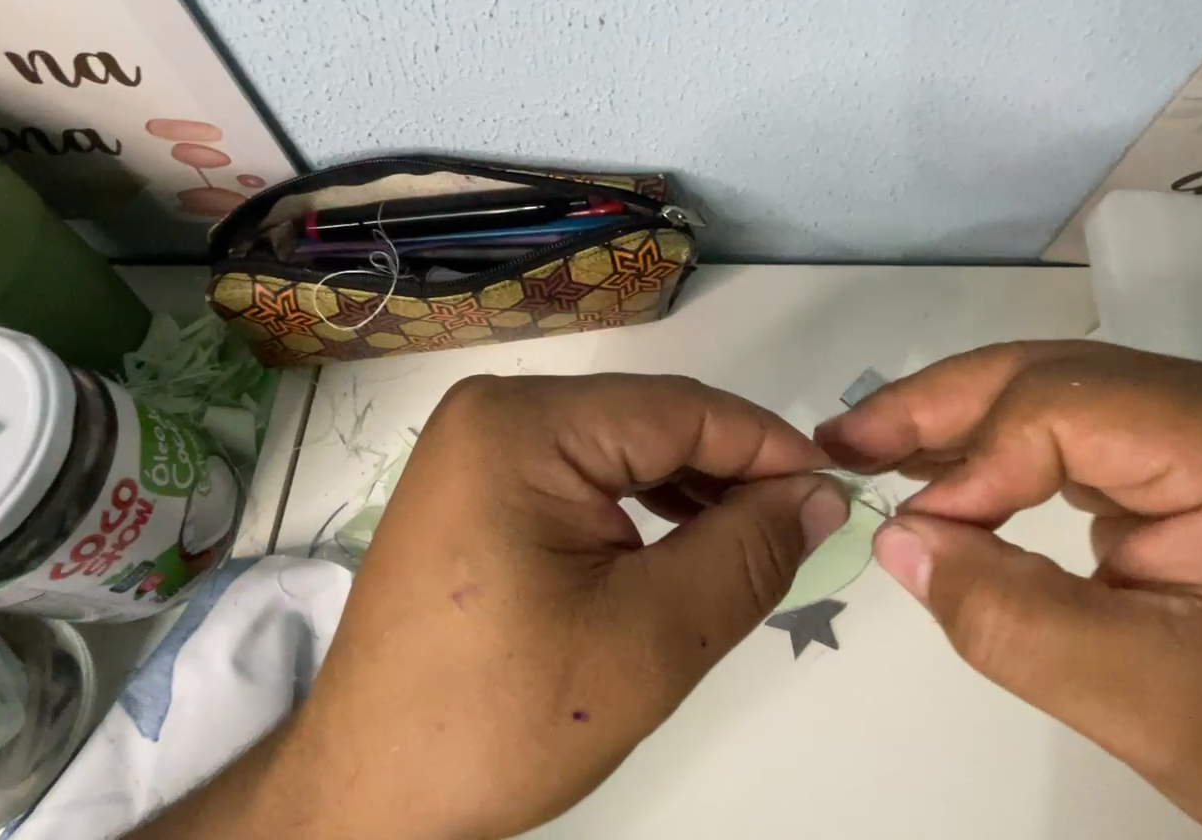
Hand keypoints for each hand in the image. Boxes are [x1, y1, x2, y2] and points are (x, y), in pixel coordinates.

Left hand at [153, 374, 848, 839]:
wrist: (368, 791)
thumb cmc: (503, 717)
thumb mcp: (649, 639)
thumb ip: (748, 553)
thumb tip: (820, 493)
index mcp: (524, 425)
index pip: (679, 410)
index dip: (766, 447)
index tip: (832, 493)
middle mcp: (494, 412)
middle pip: (646, 423)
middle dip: (728, 474)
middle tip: (796, 530)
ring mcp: (477, 446)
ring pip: (617, 447)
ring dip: (687, 490)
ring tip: (746, 544)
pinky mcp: (475, 483)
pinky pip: (579, 473)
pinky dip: (636, 505)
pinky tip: (677, 543)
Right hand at [817, 341, 1201, 839]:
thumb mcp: (1150, 703)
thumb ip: (1008, 618)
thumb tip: (894, 539)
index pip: (1067, 407)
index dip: (974, 462)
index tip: (912, 529)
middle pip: (1050, 376)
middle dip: (937, 408)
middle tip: (843, 438)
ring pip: (1049, 395)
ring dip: (956, 425)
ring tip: (870, 448)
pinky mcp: (1190, 465)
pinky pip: (1070, 434)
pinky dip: (996, 455)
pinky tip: (943, 476)